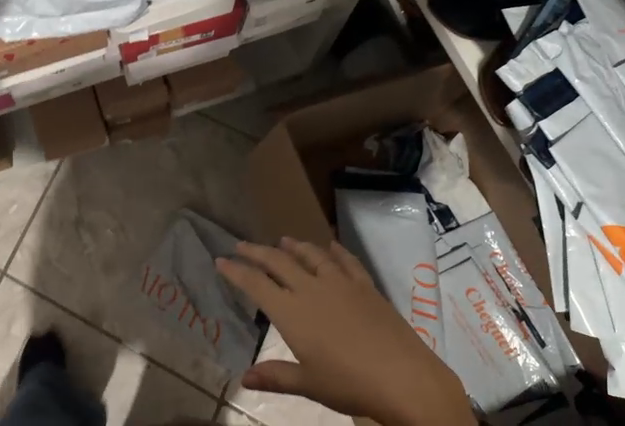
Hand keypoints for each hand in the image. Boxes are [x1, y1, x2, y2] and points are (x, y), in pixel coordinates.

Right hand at [217, 238, 470, 425]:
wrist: (403, 377)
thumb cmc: (350, 384)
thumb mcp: (308, 385)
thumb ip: (275, 376)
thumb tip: (243, 378)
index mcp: (292, 312)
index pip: (256, 285)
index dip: (236, 271)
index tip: (221, 259)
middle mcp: (311, 289)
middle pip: (278, 261)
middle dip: (257, 251)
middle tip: (241, 244)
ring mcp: (340, 284)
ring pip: (310, 255)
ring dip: (294, 246)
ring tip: (282, 240)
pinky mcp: (365, 286)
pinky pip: (346, 261)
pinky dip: (334, 251)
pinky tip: (330, 245)